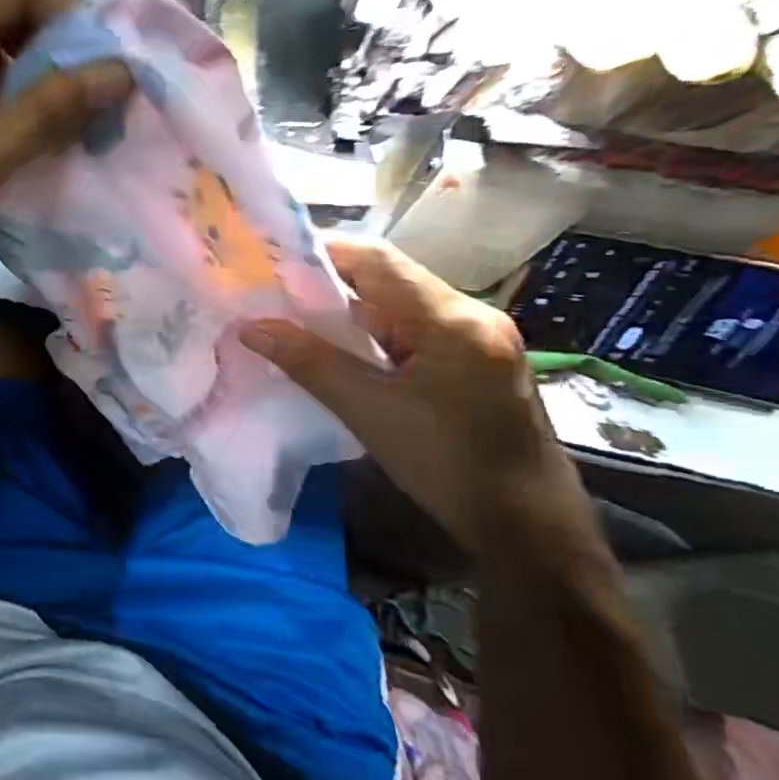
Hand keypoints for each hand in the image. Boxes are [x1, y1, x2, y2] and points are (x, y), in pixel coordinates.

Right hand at [241, 237, 585, 552]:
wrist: (527, 528)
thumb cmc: (447, 464)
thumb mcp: (368, 411)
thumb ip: (308, 362)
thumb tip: (251, 327)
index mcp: (453, 320)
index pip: (379, 261)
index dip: (322, 252)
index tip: (270, 260)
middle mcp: (471, 317)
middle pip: (389, 279)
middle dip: (327, 280)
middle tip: (270, 290)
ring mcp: (476, 339)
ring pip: (397, 306)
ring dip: (345, 309)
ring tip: (290, 316)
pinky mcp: (472, 363)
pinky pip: (410, 331)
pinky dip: (368, 333)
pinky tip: (335, 347)